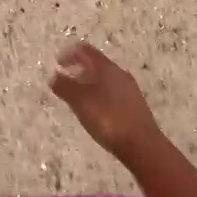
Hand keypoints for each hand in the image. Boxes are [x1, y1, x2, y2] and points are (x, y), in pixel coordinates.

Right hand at [50, 41, 162, 159]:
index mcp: (106, 68)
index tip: (58, 63)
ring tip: (78, 97)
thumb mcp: (81, 102)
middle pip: (96, 64)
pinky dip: (100, 95)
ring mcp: (129, 90)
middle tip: (66, 79)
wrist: (143, 146)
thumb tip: (53, 75)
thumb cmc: (108, 119)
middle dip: (79, 68)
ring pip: (105, 79)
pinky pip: (113, 92)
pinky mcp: (134, 106)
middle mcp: (119, 73)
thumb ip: (65, 86)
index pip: (85, 50)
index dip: (70, 53)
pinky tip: (96, 111)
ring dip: (89, 83)